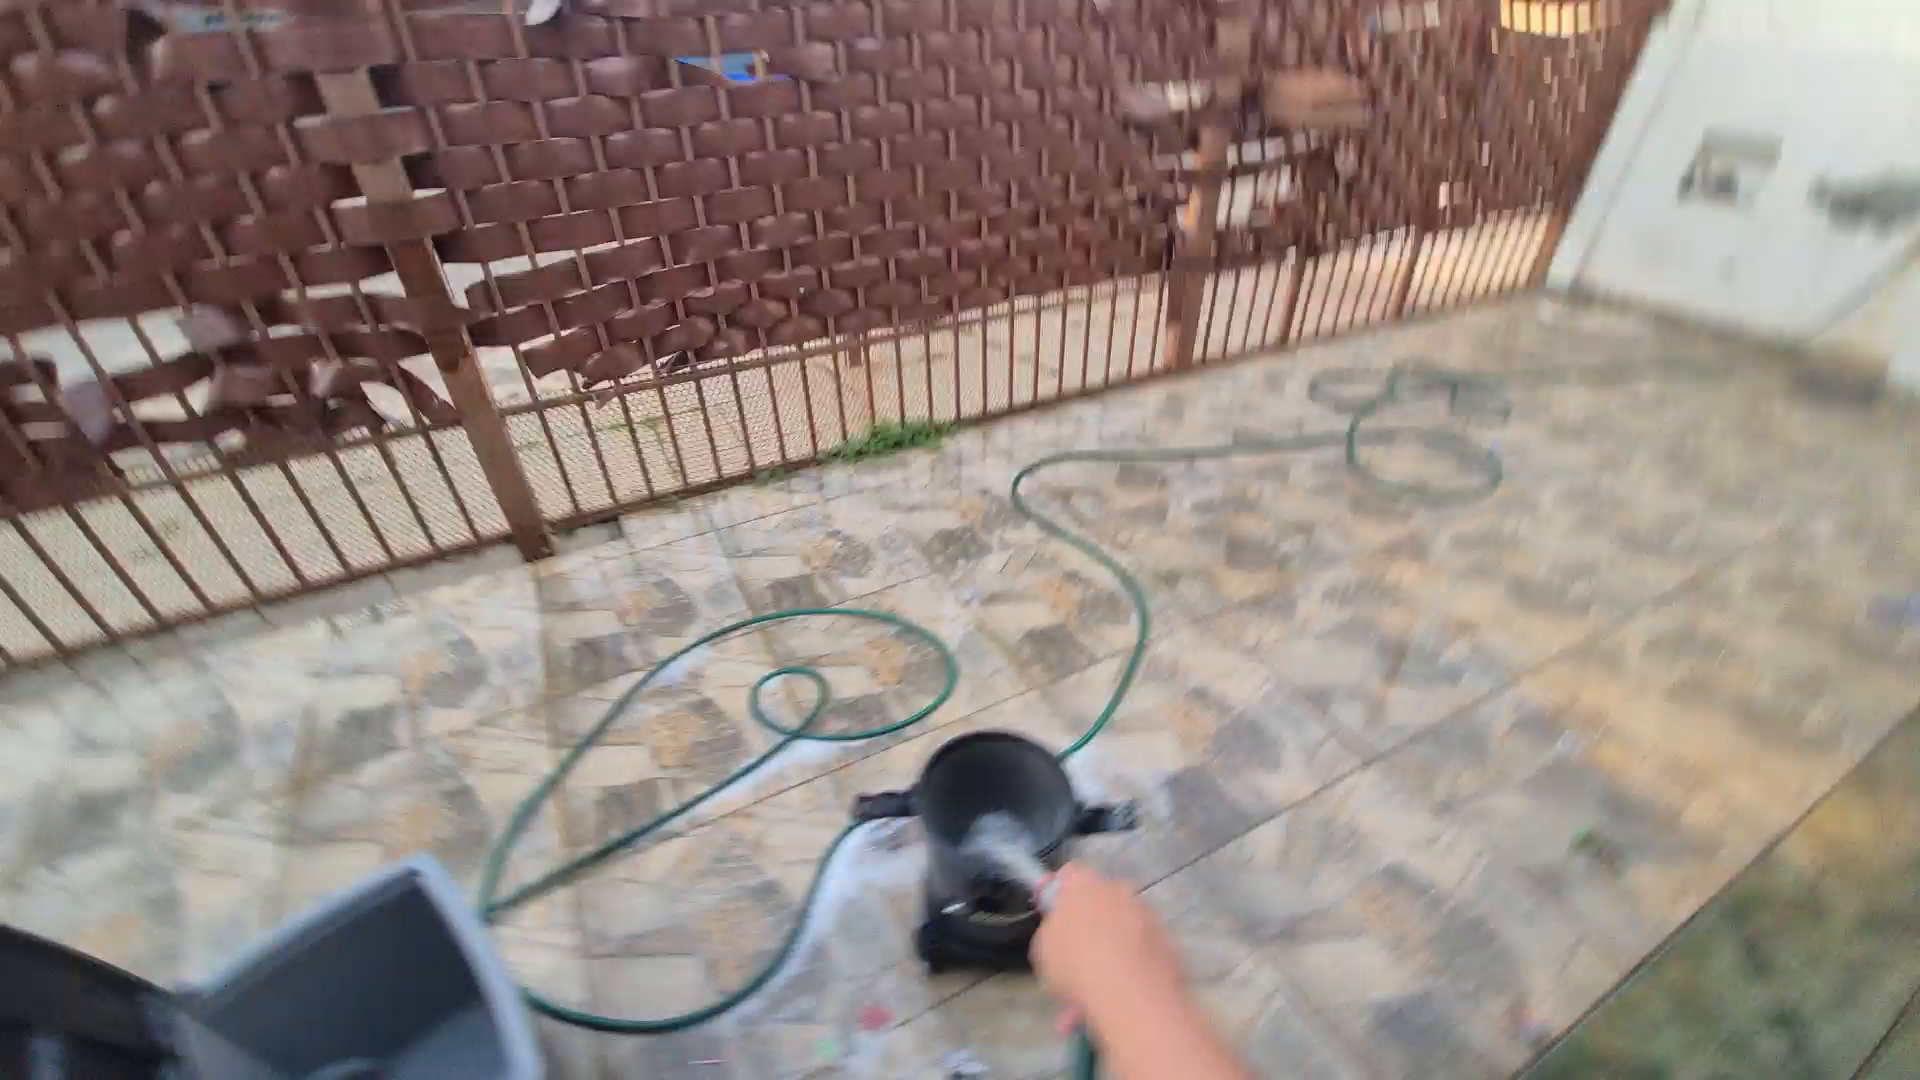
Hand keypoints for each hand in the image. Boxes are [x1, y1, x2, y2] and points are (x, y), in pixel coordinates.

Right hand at [1029, 863, 1183, 1017]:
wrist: (1132, 996)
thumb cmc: (1077, 964)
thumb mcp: (1043, 949)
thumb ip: (1051, 929)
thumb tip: (1059, 927)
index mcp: (1083, 883)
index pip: (1069, 873)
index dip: (1060, 893)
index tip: (1055, 915)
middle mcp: (1118, 888)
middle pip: (1101, 899)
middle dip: (1091, 922)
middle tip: (1079, 956)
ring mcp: (1147, 915)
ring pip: (1124, 927)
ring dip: (1114, 948)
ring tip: (1100, 988)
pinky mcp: (1168, 942)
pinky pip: (1144, 950)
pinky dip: (1135, 966)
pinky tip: (1124, 996)